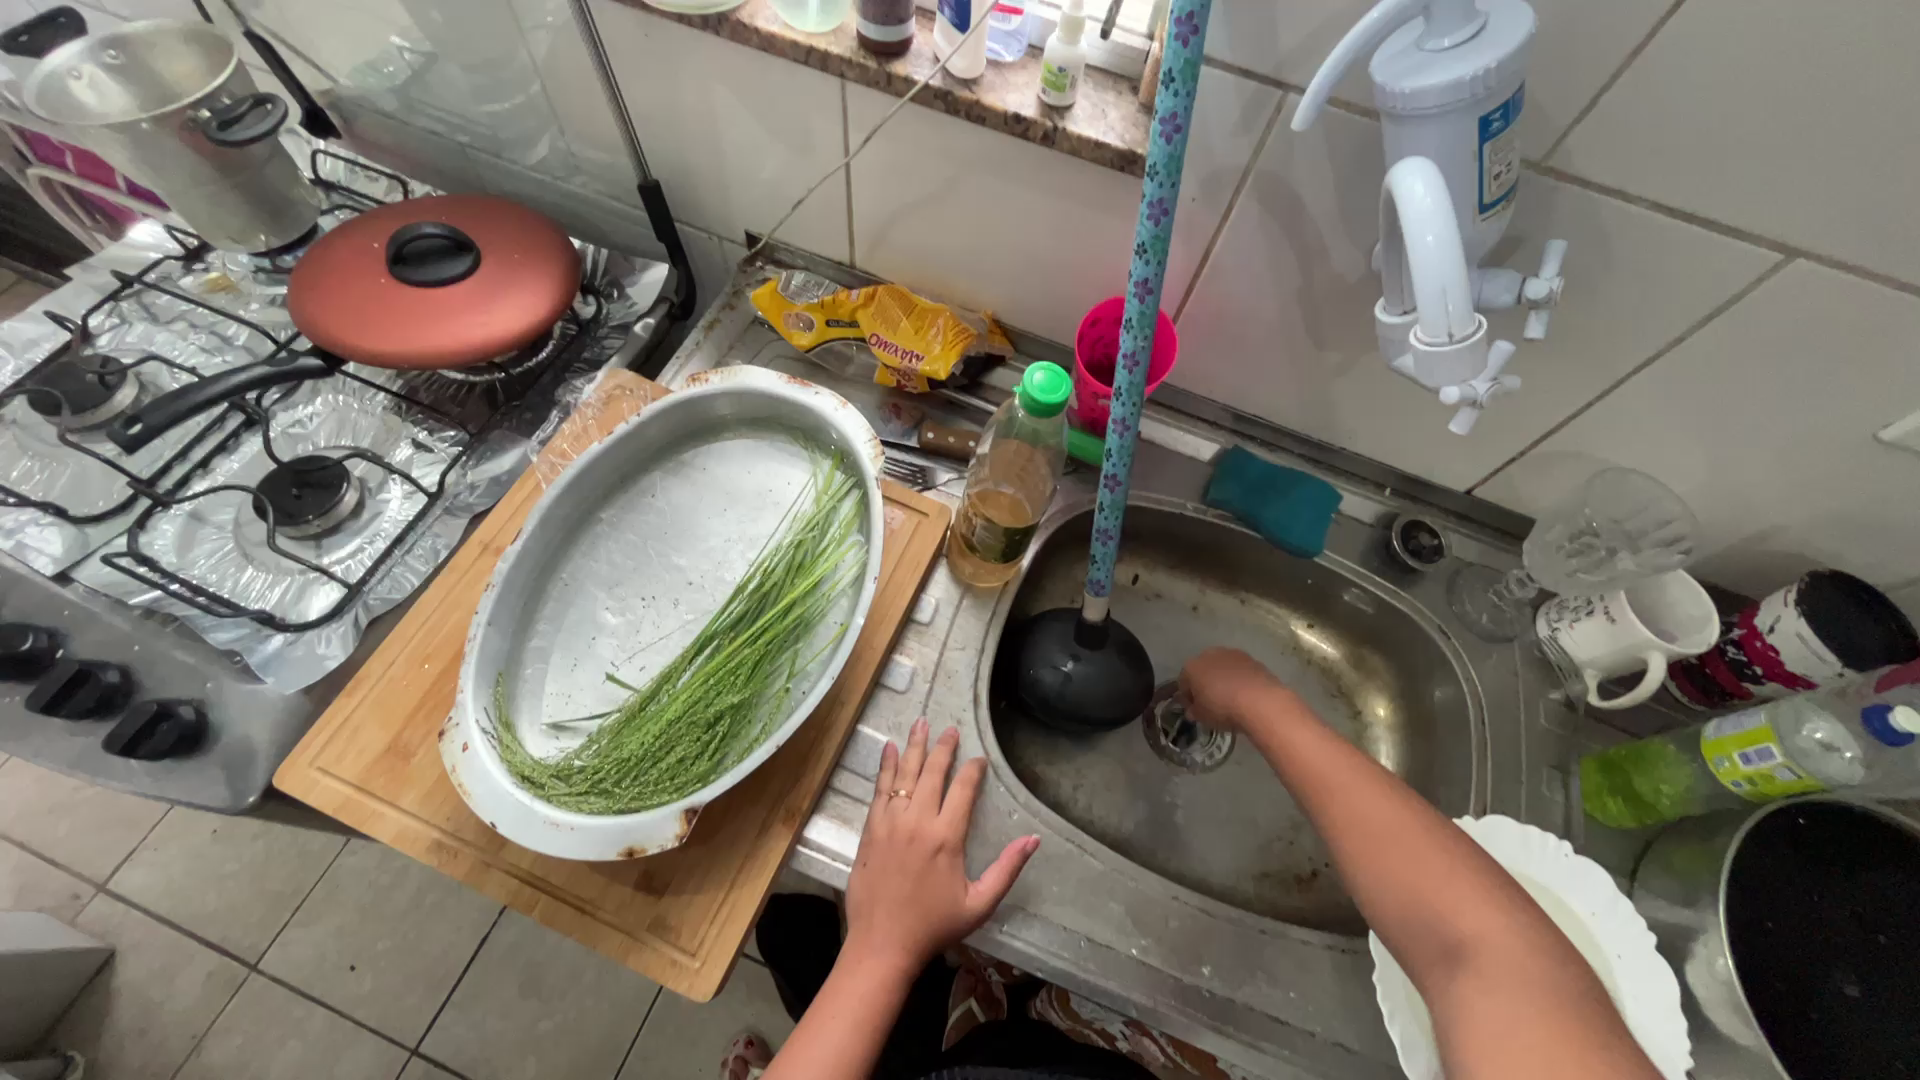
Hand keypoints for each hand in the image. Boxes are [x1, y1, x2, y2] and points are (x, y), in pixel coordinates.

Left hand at [844, 718, 1039, 976]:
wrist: (882, 944)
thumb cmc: (934, 926)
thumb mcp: (979, 904)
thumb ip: (1007, 869)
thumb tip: (1034, 840)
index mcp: (946, 837)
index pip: (963, 789)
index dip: (973, 770)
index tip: (980, 759)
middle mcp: (918, 821)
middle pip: (932, 773)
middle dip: (944, 748)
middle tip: (951, 729)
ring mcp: (890, 823)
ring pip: (903, 775)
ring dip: (914, 747)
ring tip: (921, 724)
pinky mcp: (870, 830)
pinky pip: (879, 790)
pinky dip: (884, 767)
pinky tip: (888, 749)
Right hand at [1178, 647, 1297, 734]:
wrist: (1260, 701)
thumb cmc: (1222, 708)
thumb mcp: (1202, 716)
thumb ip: (1194, 711)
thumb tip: (1193, 710)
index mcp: (1191, 667)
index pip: (1183, 682)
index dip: (1188, 698)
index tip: (1195, 710)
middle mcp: (1209, 655)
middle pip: (1203, 670)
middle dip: (1205, 684)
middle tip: (1212, 703)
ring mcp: (1232, 654)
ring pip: (1223, 668)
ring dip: (1223, 680)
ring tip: (1231, 699)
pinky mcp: (1253, 659)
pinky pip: (1240, 671)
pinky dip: (1240, 680)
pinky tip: (1246, 695)